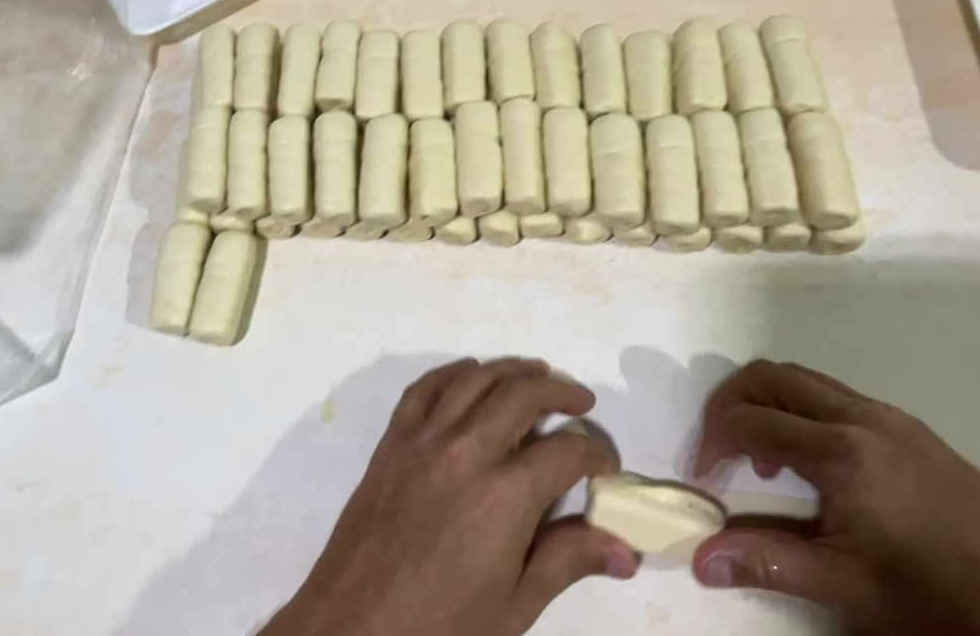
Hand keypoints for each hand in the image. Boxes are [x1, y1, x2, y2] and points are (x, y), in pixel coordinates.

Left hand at [262, 358, 635, 635]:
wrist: (354, 626)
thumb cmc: (440, 624)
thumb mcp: (514, 606)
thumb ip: (568, 561)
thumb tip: (626, 549)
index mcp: (505, 495)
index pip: (567, 452)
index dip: (596, 454)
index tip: (604, 466)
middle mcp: (467, 450)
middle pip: (523, 394)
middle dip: (560, 391)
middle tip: (580, 402)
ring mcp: (425, 440)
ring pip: (475, 379)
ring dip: (511, 369)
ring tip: (537, 373)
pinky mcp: (392, 441)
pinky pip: (424, 388)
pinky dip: (452, 372)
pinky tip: (469, 372)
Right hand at [690, 360, 979, 635]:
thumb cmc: (943, 599)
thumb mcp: (851, 588)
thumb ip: (770, 563)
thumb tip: (699, 560)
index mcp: (843, 452)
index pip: (751, 421)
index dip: (713, 442)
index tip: (702, 479)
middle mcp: (862, 418)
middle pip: (772, 376)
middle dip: (730, 402)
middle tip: (717, 450)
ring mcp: (891, 419)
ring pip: (805, 381)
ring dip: (767, 404)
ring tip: (762, 462)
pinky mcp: (912, 431)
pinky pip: (835, 397)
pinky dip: (801, 413)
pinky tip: (813, 467)